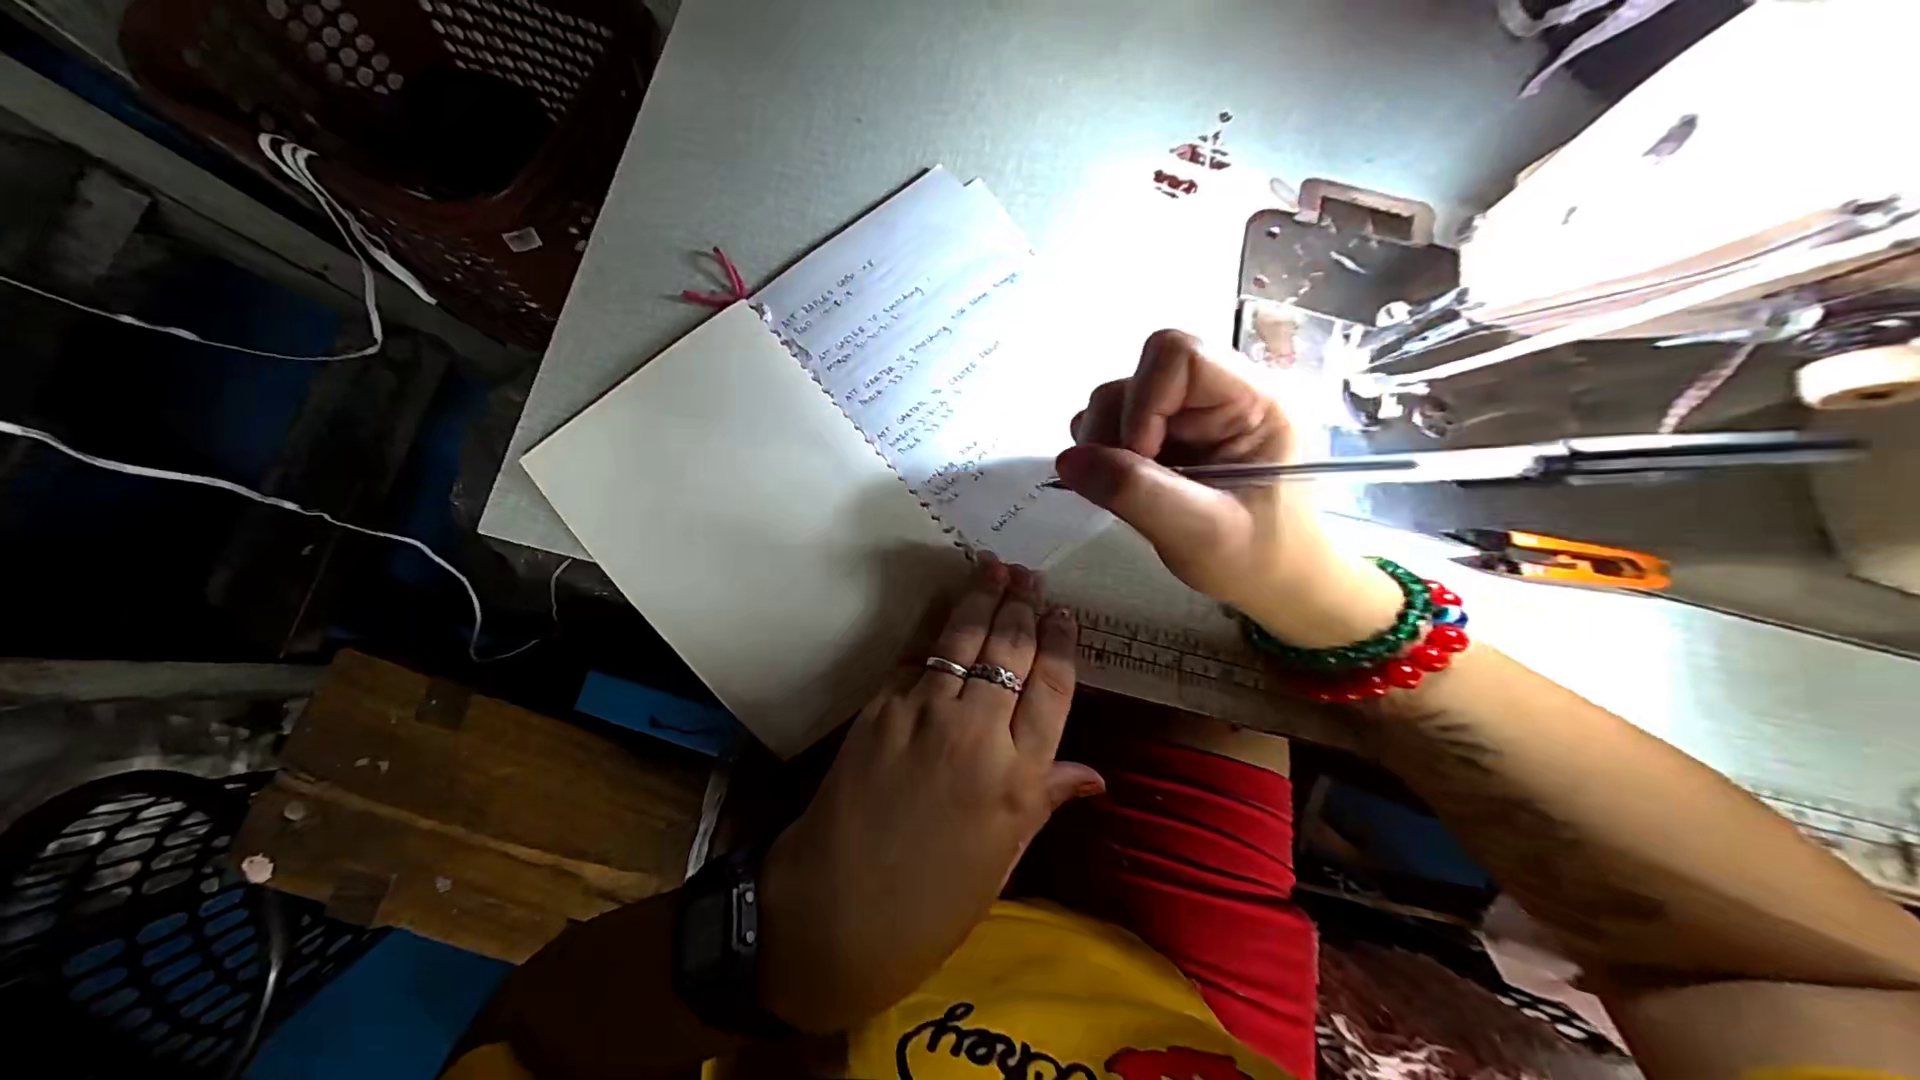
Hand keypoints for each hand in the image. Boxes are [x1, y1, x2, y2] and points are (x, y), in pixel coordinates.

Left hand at [757, 556, 1102, 1032]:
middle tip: (1031, 578)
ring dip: (983, 598)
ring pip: (964, 639)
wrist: (839, 912)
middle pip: (1010, 652)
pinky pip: (916, 652)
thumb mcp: (1004, 858)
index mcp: (1019, 778)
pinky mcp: (881, 707)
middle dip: (1023, 608)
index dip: (1060, 644)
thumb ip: (1045, 800)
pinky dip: (933, 621)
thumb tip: (1095, 774)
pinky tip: (946, 599)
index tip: (1063, 614)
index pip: (1052, 689)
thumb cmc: (934, 901)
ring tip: (997, 568)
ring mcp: (925, 714)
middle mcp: (978, 734)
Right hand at [1055, 329, 1400, 646]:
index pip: (1179, 356)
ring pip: (1117, 398)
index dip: (1144, 402)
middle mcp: (1219, 393)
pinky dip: (1103, 453)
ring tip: (1129, 490)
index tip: (1143, 458)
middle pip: (1139, 374)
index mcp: (1252, 400)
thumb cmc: (1255, 559)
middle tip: (1127, 484)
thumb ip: (1136, 493)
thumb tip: (1069, 461)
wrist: (1271, 580)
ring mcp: (1189, 413)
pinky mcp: (1166, 432)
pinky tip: (1127, 485)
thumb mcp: (1200, 533)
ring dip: (1104, 444)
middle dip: (1115, 429)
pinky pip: (1112, 422)